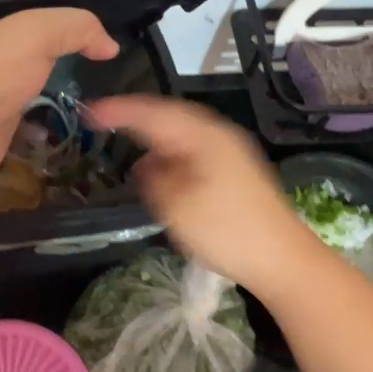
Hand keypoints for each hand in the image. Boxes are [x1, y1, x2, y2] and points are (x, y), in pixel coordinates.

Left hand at [0, 8, 118, 175]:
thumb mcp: (40, 32)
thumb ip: (79, 29)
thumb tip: (112, 46)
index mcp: (16, 41)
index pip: (56, 36)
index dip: (85, 42)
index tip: (118, 58)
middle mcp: (9, 72)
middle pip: (49, 73)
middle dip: (77, 81)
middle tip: (119, 96)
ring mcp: (3, 109)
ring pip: (43, 107)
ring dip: (66, 114)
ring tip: (104, 123)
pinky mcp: (0, 143)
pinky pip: (33, 140)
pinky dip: (51, 142)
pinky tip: (77, 146)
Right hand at [88, 95, 321, 291]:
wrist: (283, 259)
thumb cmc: (227, 232)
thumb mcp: (177, 207)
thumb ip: (153, 180)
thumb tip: (147, 168)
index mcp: (203, 137)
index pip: (152, 113)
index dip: (119, 112)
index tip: (89, 113)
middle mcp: (218, 136)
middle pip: (170, 117)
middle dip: (137, 120)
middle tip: (104, 123)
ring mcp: (231, 153)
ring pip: (183, 136)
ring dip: (155, 140)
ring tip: (128, 148)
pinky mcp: (236, 173)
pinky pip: (194, 152)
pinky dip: (171, 156)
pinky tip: (161, 173)